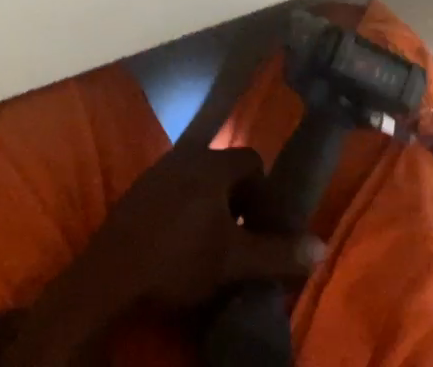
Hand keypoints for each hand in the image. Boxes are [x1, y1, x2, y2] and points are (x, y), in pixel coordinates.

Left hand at [81, 145, 322, 311]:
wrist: (110, 276)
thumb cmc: (179, 260)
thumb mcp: (234, 261)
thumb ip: (278, 253)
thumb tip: (322, 248)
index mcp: (212, 164)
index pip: (252, 159)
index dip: (264, 191)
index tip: (263, 224)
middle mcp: (184, 156)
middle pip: (224, 168)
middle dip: (239, 198)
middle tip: (242, 235)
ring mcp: (155, 172)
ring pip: (197, 180)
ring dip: (211, 204)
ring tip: (212, 242)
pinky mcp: (135, 192)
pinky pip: (172, 191)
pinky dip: (184, 210)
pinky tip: (179, 244)